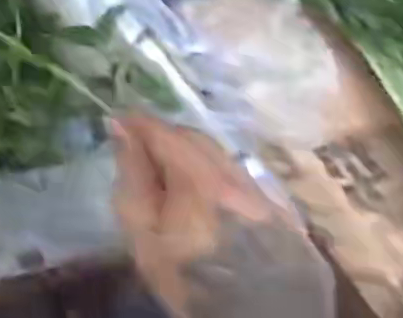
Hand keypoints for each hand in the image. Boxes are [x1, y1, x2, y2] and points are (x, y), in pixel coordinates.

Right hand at [112, 115, 331, 317]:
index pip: (163, 132)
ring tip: (171, 171)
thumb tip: (122, 127)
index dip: (136, 123)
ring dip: (192, 154)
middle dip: (165, 136)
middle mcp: (242, 182)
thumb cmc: (184, 279)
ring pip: (222, 156)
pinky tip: (204, 193)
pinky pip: (243, 178)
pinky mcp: (286, 219)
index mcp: (204, 183)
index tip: (116, 124)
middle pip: (196, 138)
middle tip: (141, 149)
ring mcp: (269, 200)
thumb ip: (132, 171)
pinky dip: (218, 174)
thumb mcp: (141, 227)